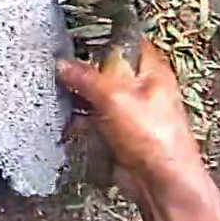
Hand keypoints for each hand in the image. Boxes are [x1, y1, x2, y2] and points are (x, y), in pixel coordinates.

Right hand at [56, 40, 204, 204]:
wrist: (159, 180)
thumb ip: (86, 77)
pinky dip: (80, 121)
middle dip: (84, 73)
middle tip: (62, 72)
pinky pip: (94, 120)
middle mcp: (141, 88)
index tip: (77, 41)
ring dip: (79, 99)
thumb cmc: (154, 136)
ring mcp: (129, 112)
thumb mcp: (114, 96)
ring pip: (97, 96)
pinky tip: (69, 122)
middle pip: (106, 71)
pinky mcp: (118, 133)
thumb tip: (63, 65)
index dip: (104, 40)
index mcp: (152, 70)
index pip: (127, 42)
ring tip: (60, 97)